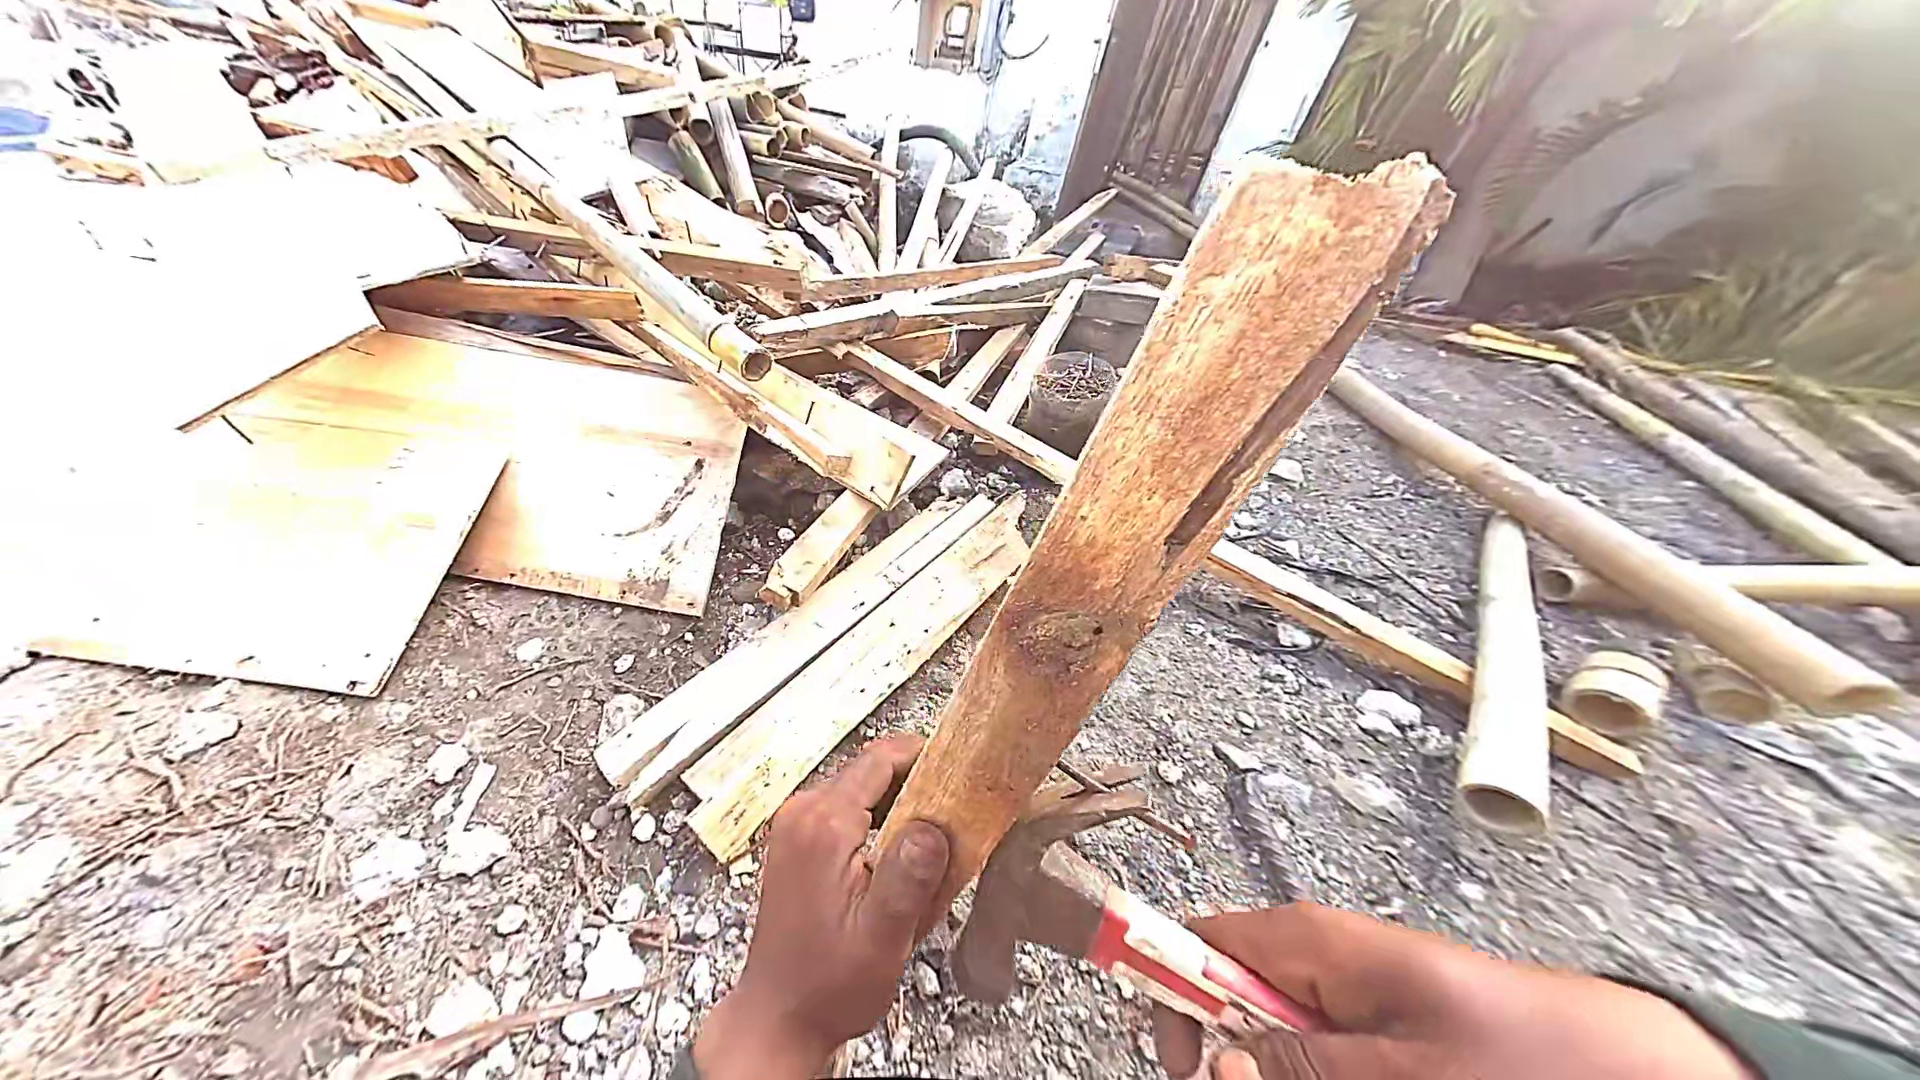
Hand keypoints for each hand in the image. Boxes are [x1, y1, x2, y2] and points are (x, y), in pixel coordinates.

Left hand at [694, 735, 950, 1079]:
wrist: (778, 1019)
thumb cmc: (826, 986)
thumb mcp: (881, 938)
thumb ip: (908, 878)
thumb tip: (933, 827)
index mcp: (823, 825)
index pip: (881, 758)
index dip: (923, 756)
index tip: (956, 770)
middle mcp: (803, 812)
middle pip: (873, 770)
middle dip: (914, 785)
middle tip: (947, 818)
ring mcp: (796, 823)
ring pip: (862, 788)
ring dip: (897, 805)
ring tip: (922, 845)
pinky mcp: (798, 837)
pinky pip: (847, 808)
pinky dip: (877, 821)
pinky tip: (892, 858)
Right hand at [1153, 904, 1756, 1079]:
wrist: (1646, 1076)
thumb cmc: (1526, 1063)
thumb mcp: (1402, 1075)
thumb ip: (1296, 1063)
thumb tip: (1207, 1066)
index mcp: (1301, 940)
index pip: (1193, 944)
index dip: (1171, 999)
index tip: (1188, 1073)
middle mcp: (1309, 958)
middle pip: (1227, 1006)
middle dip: (1236, 1066)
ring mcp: (1344, 997)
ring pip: (1275, 1047)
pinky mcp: (1374, 1032)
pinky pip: (1321, 1060)